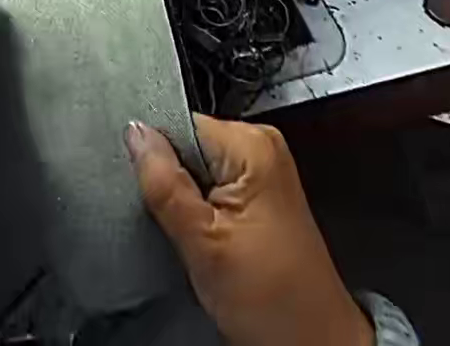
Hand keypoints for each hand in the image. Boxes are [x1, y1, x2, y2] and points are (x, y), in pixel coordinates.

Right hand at [127, 115, 371, 345]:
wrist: (313, 341)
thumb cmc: (272, 298)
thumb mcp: (203, 243)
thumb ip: (165, 184)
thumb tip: (136, 133)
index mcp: (251, 142)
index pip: (182, 124)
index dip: (158, 155)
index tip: (148, 189)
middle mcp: (261, 142)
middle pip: (190, 142)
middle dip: (172, 179)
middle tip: (176, 223)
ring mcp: (263, 165)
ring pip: (199, 164)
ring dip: (185, 196)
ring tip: (193, 234)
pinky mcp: (260, 188)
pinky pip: (214, 181)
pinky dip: (201, 206)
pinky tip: (205, 235)